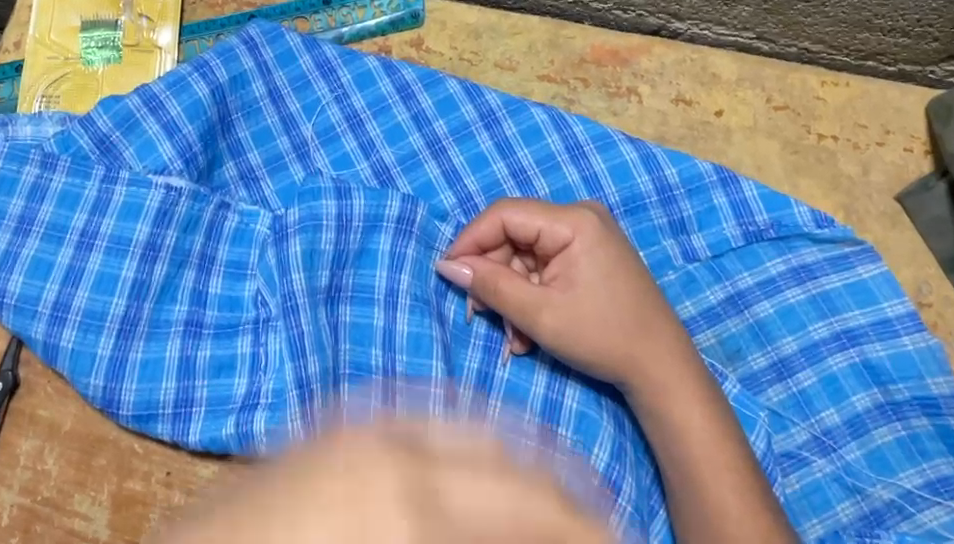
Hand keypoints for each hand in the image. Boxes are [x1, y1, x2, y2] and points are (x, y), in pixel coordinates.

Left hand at [156, 420, 610, 543]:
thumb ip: (484, 531)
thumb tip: (539, 529)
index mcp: (412, 496)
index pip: (538, 504)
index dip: (589, 525)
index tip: (621, 536)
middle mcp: (392, 441)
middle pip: (513, 454)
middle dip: (564, 491)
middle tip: (597, 520)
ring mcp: (358, 425)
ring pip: (470, 426)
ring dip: (516, 461)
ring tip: (548, 499)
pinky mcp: (332, 425)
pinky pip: (420, 421)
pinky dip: (462, 441)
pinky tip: (473, 472)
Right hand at [436, 199, 688, 391]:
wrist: (663, 370)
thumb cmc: (603, 338)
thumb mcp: (539, 315)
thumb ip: (490, 285)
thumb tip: (446, 266)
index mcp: (573, 221)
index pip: (503, 214)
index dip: (470, 241)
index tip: (448, 273)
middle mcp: (579, 217)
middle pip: (513, 235)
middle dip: (494, 277)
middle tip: (481, 316)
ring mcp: (587, 235)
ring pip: (524, 254)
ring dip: (510, 293)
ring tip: (513, 337)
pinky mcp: (589, 254)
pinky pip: (543, 265)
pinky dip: (529, 294)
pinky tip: (528, 330)